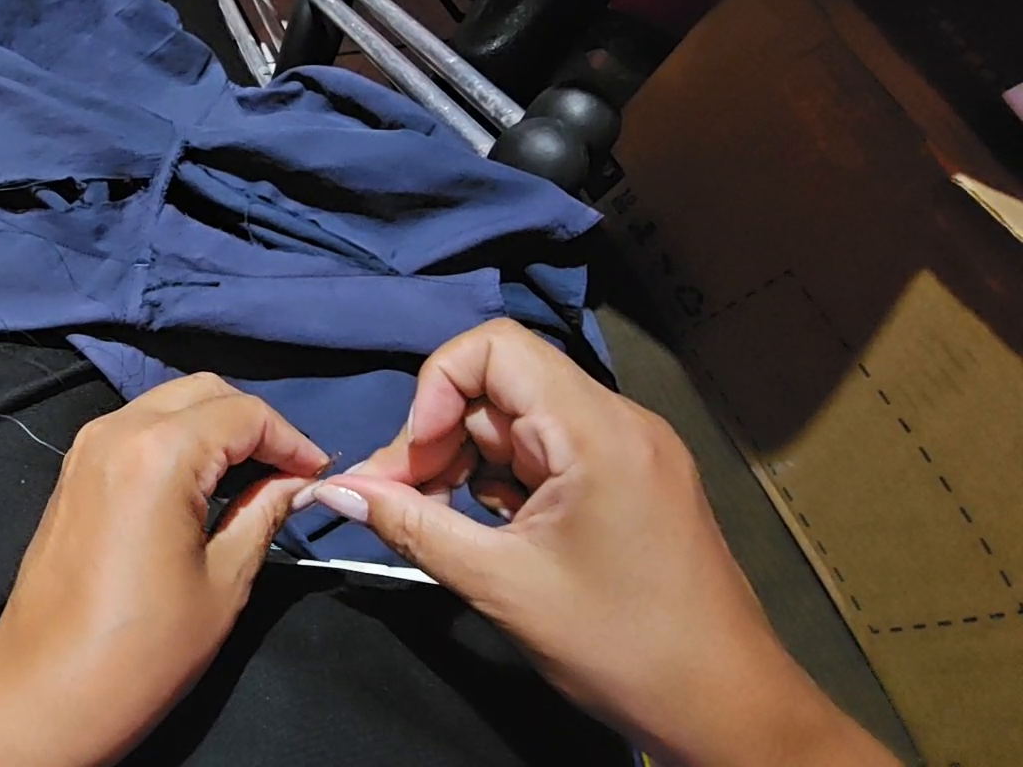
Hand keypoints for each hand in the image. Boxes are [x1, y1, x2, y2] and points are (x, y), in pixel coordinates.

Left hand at [0, 373, 327, 766]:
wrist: (47, 684)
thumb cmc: (144, 645)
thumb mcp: (223, 581)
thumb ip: (262, 513)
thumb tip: (295, 484)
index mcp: (158, 452)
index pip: (242, 413)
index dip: (290, 438)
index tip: (317, 472)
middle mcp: (118, 428)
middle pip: (203, 391)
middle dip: (252, 421)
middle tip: (287, 469)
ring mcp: (89, 442)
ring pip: (168, 401)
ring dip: (214, 424)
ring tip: (252, 472)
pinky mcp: (75, 463)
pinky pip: (138, 424)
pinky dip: (178, 435)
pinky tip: (202, 477)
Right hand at [303, 319, 894, 766]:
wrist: (737, 723)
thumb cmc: (624, 649)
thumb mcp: (499, 585)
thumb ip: (408, 524)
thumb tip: (333, 489)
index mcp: (596, 431)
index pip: (495, 347)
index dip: (438, 385)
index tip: (418, 454)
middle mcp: (613, 421)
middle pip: (493, 387)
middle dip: (436, 436)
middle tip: (400, 496)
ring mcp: (619, 448)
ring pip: (506, 421)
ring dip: (458, 461)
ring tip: (432, 516)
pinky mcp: (618, 476)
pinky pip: (533, 450)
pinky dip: (492, 477)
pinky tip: (479, 524)